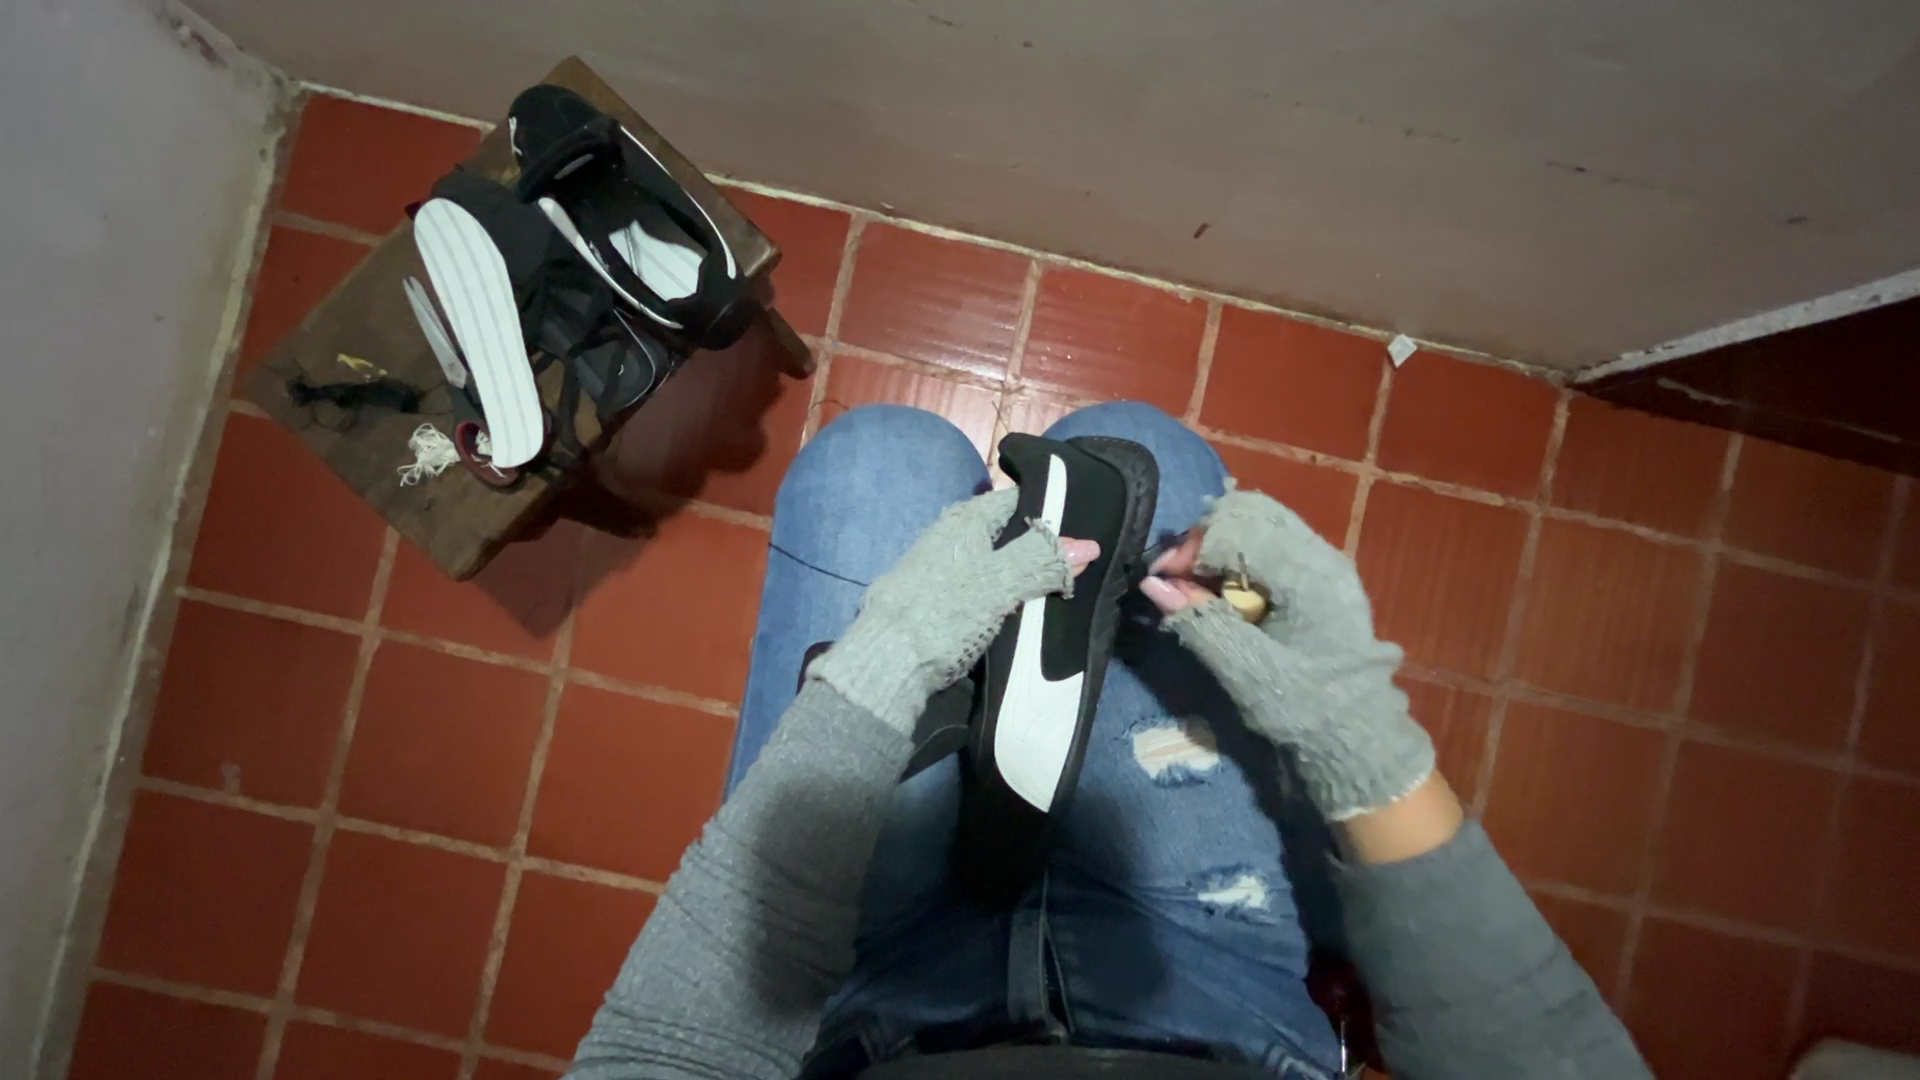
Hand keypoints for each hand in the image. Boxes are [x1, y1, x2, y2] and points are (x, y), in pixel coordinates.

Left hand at [807, 487, 1098, 732]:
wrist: (887, 665)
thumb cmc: (945, 612)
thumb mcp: (1000, 582)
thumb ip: (1041, 560)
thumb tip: (1088, 544)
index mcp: (965, 520)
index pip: (1016, 500)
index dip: (1049, 511)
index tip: (1081, 531)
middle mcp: (948, 536)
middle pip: (1005, 534)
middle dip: (1037, 548)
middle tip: (1076, 568)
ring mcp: (936, 568)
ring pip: (991, 563)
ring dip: (1018, 576)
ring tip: (1055, 593)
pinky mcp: (930, 600)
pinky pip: (976, 588)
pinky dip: (998, 596)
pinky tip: (1016, 613)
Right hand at [1137, 489, 1432, 821]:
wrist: (1356, 738)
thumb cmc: (1302, 708)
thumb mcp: (1245, 671)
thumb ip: (1199, 621)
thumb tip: (1151, 584)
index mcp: (1309, 577)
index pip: (1236, 530)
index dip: (1190, 550)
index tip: (1162, 582)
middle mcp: (1321, 554)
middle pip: (1248, 510)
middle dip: (1204, 537)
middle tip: (1180, 577)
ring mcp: (1323, 559)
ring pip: (1258, 518)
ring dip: (1218, 541)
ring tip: (1199, 580)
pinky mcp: (1318, 571)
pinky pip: (1269, 536)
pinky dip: (1237, 549)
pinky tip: (1224, 584)